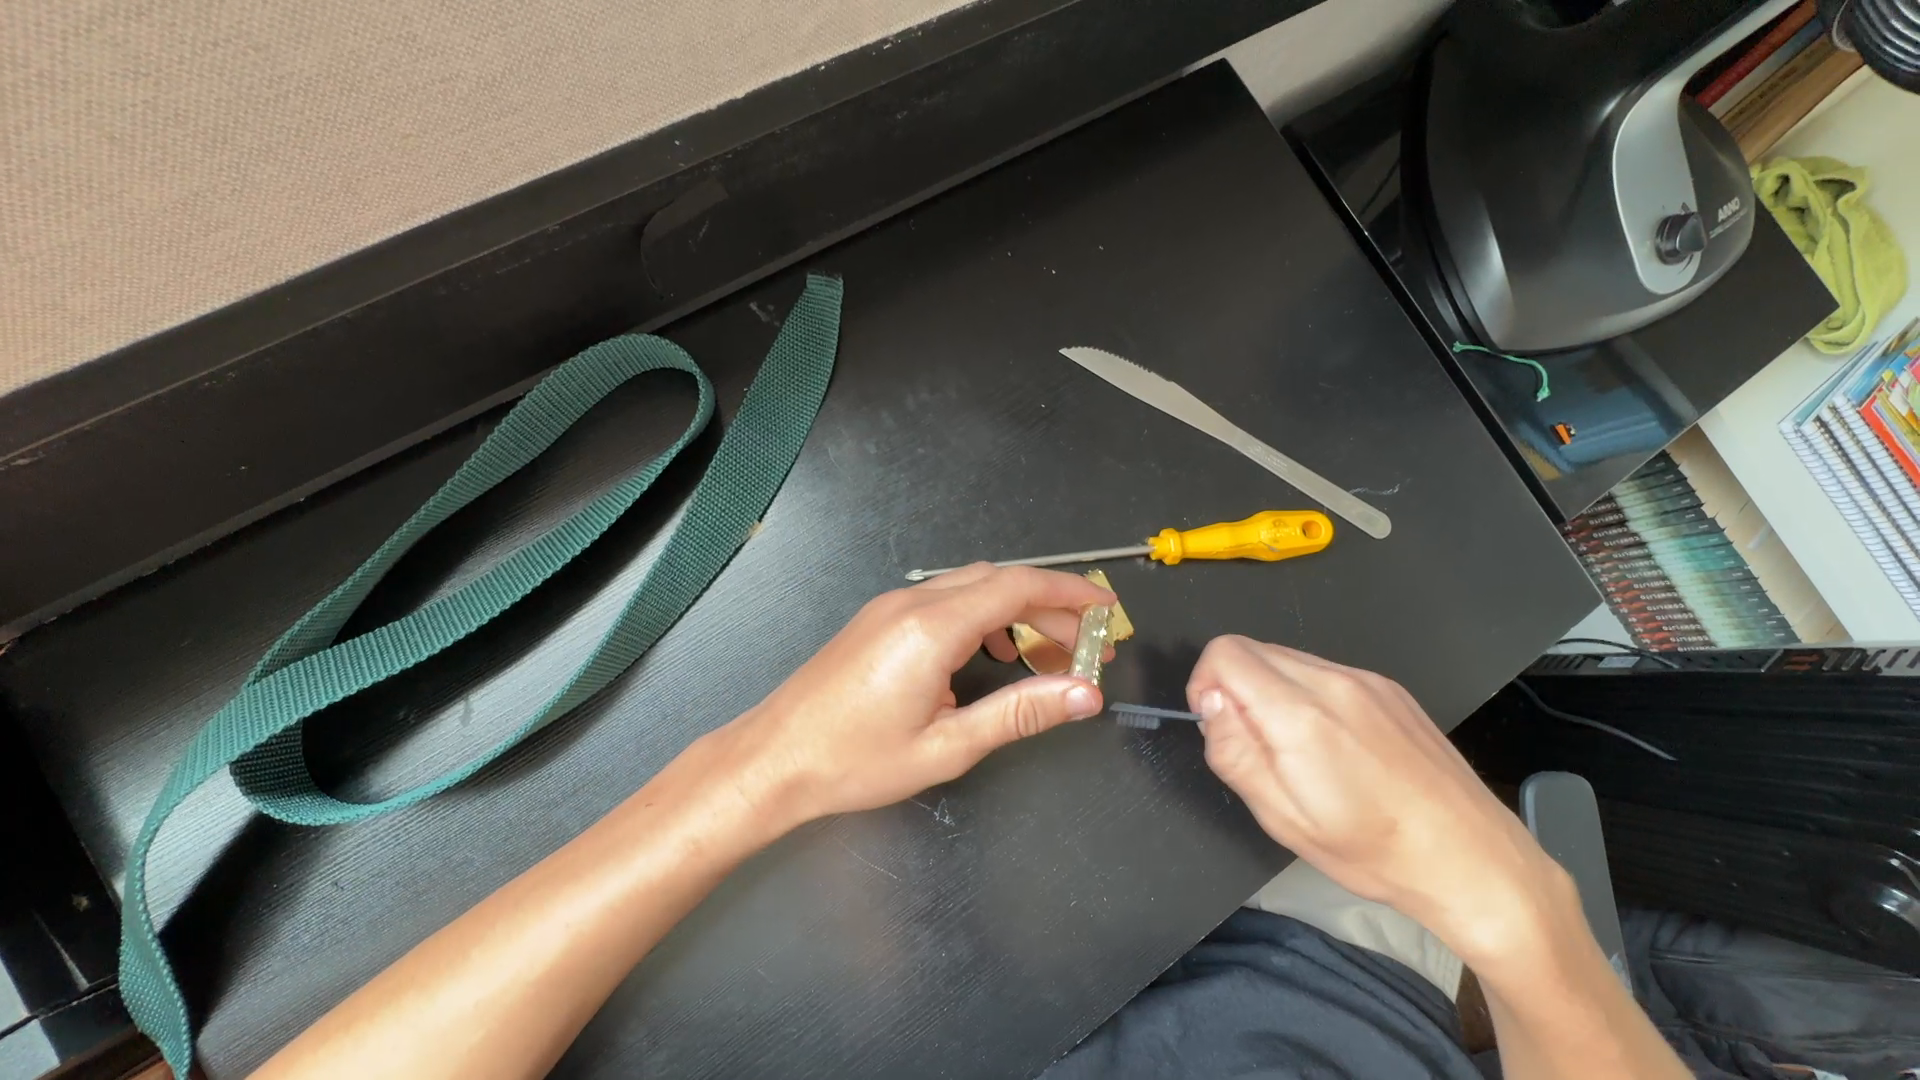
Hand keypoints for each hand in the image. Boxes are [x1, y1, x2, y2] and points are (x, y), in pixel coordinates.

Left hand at [718, 564, 1111, 827]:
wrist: (774, 758)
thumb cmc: (856, 761)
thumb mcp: (947, 746)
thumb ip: (1020, 713)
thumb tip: (1085, 695)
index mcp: (933, 627)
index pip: (1018, 587)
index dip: (1071, 593)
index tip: (1109, 611)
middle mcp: (913, 601)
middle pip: (999, 581)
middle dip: (1050, 606)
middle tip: (1086, 649)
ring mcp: (890, 606)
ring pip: (971, 587)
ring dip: (1015, 610)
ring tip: (1046, 653)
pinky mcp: (878, 619)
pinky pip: (944, 599)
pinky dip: (981, 615)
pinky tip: (990, 654)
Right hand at [1189, 636, 1570, 966]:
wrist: (1471, 858)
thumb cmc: (1372, 851)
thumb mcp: (1283, 818)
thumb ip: (1234, 753)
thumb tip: (1210, 704)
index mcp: (1301, 716)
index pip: (1225, 653)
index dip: (1204, 684)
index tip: (1216, 725)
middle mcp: (1334, 682)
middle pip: (1251, 648)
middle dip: (1233, 687)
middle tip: (1254, 745)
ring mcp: (1366, 680)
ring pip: (1286, 657)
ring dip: (1269, 690)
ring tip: (1295, 749)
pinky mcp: (1389, 687)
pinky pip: (1324, 671)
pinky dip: (1305, 694)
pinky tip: (1333, 744)